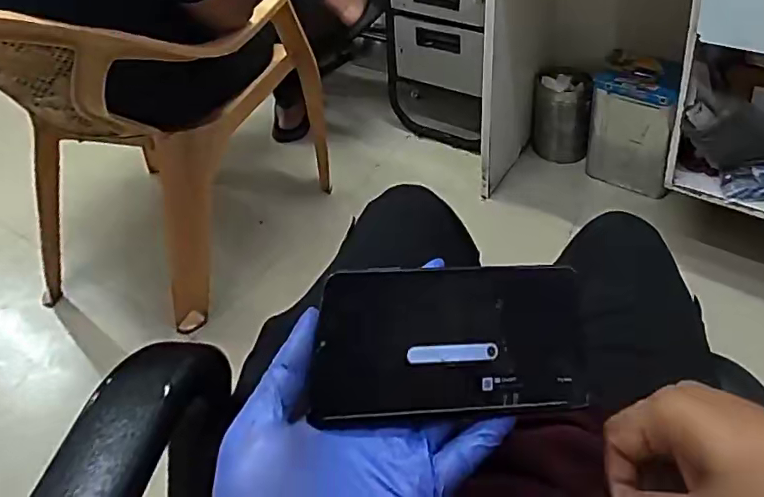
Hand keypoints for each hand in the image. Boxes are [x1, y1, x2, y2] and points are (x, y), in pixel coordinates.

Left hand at [214, 307, 513, 496]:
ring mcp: (401, 456)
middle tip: (470, 306)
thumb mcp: (259, 424)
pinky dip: (485, 434)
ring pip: (446, 411)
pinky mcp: (419, 484)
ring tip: (495, 346)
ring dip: (471, 382)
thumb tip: (312, 314)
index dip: (401, 323)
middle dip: (444, 343)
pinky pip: (460, 458)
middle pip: (419, 377)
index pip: (378, 356)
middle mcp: (377, 428)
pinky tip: (503, 405)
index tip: (422, 286)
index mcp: (341, 409)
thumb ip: (288, 370)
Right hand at [604, 381, 763, 496]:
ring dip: (678, 492)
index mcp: (669, 405)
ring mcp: (722, 414)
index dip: (620, 488)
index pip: (614, 438)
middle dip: (650, 491)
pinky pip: (706, 459)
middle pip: (642, 444)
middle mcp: (689, 398)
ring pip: (675, 456)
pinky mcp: (749, 434)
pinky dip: (705, 488)